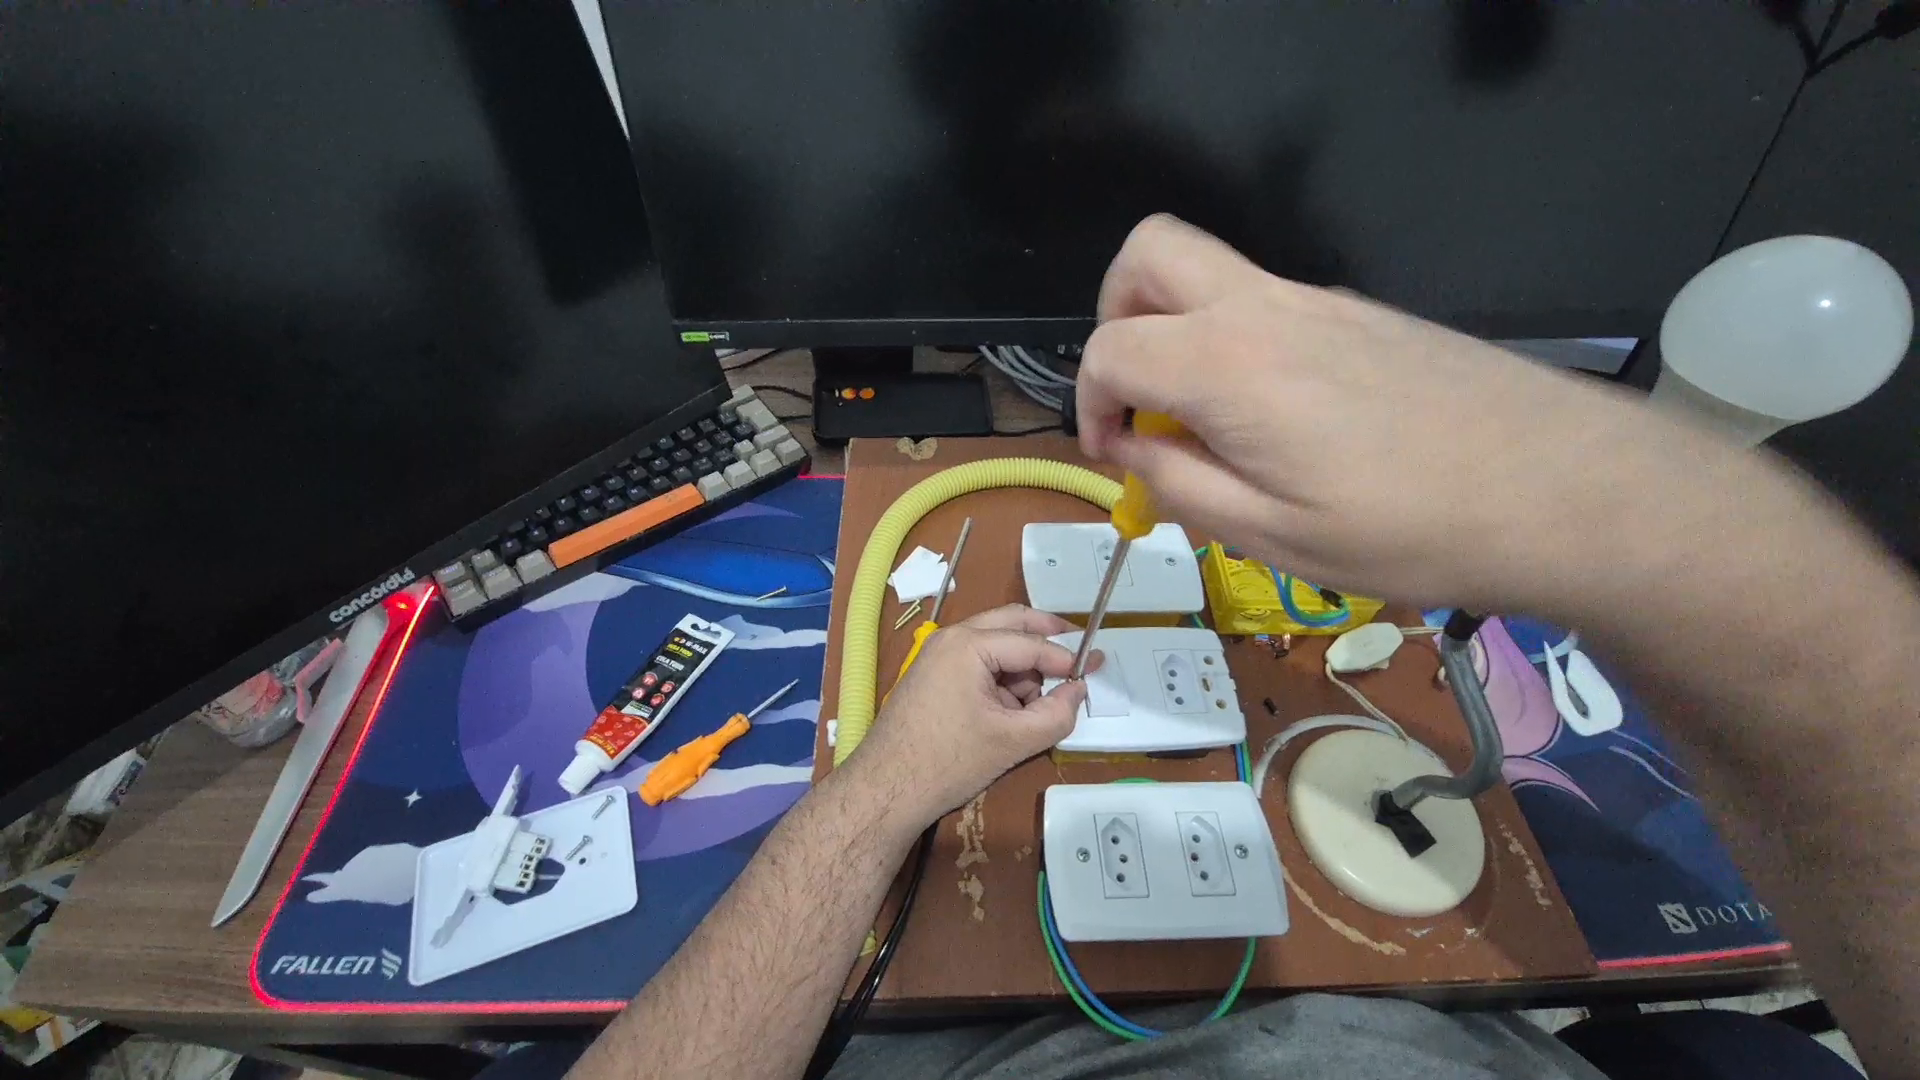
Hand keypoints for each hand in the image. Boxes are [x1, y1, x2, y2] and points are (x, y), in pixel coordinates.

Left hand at [842, 605, 1088, 828]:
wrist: (885, 790)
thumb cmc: (948, 761)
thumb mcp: (1012, 741)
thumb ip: (1055, 714)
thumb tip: (1078, 691)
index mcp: (968, 644)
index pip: (1030, 642)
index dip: (1066, 656)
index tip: (1096, 666)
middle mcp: (951, 639)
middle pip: (1010, 624)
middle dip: (1046, 639)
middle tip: (1078, 654)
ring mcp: (938, 656)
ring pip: (995, 646)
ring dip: (1023, 666)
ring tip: (1040, 704)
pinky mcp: (934, 676)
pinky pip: (978, 665)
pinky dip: (1002, 679)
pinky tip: (1013, 711)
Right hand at [1076, 214, 1715, 610]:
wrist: (1570, 492)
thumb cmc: (1406, 529)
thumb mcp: (1266, 534)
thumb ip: (1176, 482)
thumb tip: (1130, 446)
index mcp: (1227, 364)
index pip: (1109, 348)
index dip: (1087, 404)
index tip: (1113, 455)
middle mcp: (1264, 308)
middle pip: (1148, 254)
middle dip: (1113, 318)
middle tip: (1137, 394)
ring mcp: (1319, 302)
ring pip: (1206, 272)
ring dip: (1172, 331)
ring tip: (1203, 420)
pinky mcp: (1359, 314)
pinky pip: (1262, 303)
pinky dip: (1230, 344)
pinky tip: (1273, 421)